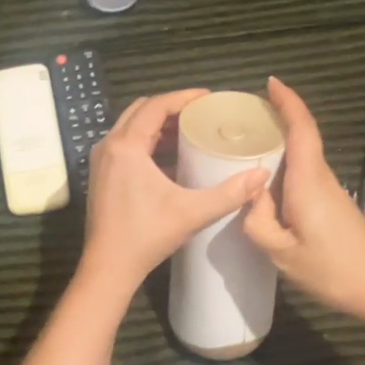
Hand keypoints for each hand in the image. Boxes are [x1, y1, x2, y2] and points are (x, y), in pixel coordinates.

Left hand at [81, 89, 269, 287]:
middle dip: (171, 108)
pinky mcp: (102, 176)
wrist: (108, 267)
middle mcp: (109, 146)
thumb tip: (262, 175)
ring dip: (159, 125)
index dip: (184, 98)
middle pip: (141, 111)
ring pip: (131, 128)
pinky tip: (172, 155)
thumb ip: (229, 193)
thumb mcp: (192, 213)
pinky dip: (148, 142)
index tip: (209, 98)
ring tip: (191, 130)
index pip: (156, 106)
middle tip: (201, 113)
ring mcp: (102, 161)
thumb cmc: (146, 236)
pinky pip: (126, 145)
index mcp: (126, 146)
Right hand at [242, 77, 364, 322]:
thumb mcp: (282, 254)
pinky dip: (285, 168)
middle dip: (277, 118)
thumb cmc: (333, 270)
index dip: (288, 101)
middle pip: (301, 137)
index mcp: (308, 181)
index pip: (301, 128)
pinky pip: (304, 175)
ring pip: (302, 157)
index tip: (270, 82)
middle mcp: (321, 178)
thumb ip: (258, 221)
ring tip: (245, 146)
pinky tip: (266, 182)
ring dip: (279, 145)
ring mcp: (330, 192)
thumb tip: (250, 198)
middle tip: (241, 116)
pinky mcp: (333, 206)